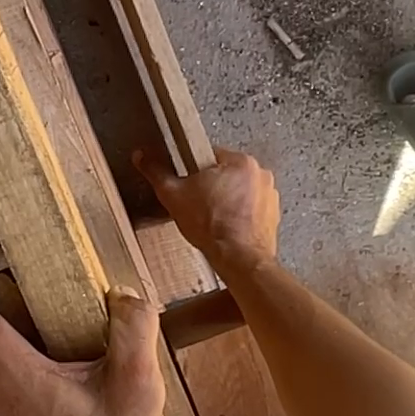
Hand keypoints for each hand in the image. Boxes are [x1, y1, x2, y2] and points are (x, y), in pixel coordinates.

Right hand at [135, 146, 280, 276]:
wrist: (239, 260)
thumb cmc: (211, 227)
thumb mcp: (172, 195)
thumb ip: (156, 172)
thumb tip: (141, 157)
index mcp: (239, 160)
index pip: (209, 155)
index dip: (192, 170)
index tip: (187, 184)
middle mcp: (260, 173)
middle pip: (225, 172)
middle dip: (211, 186)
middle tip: (196, 203)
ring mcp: (270, 195)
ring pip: (239, 190)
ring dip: (227, 199)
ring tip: (210, 217)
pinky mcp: (273, 215)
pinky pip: (251, 208)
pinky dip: (240, 214)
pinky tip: (225, 226)